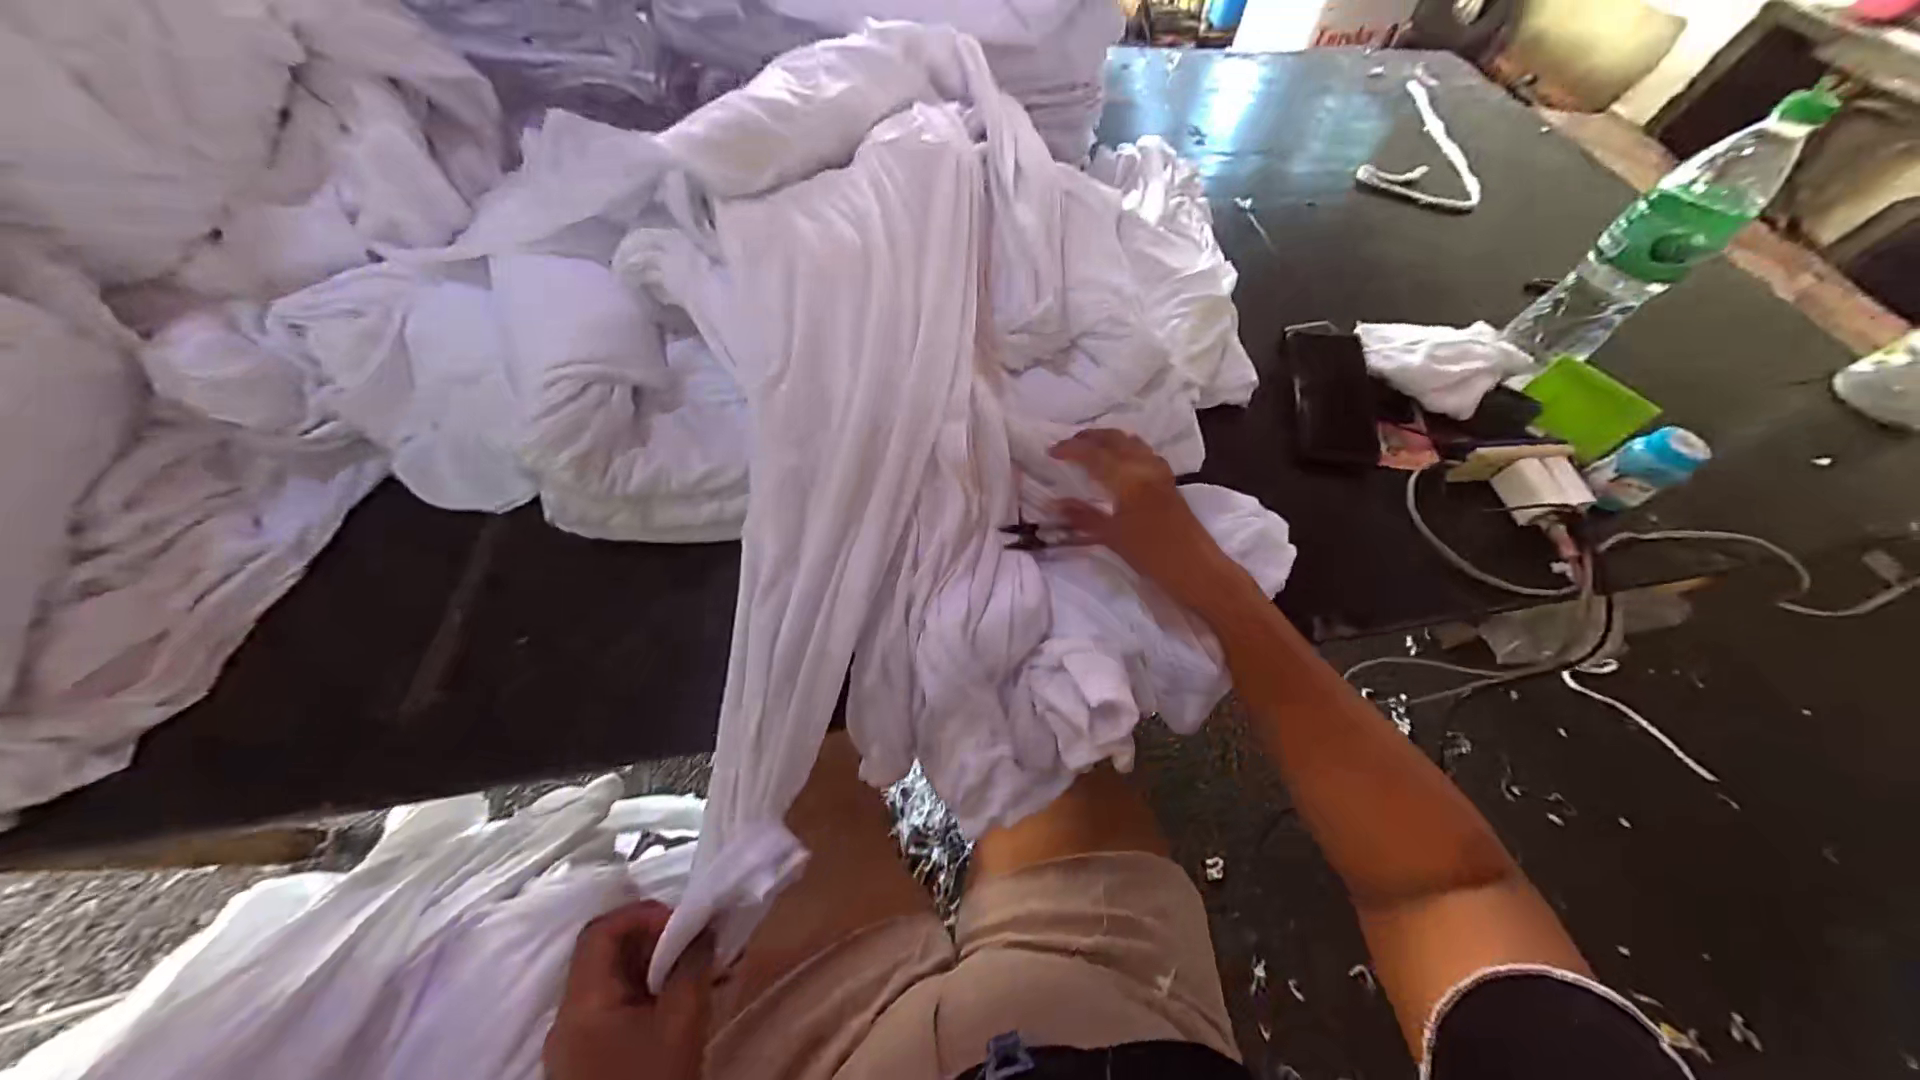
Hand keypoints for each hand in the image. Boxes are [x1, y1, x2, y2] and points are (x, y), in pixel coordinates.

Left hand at [545, 901, 711, 1079]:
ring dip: (662, 966)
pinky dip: (655, 993)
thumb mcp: (682, 1022)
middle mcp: (570, 1018)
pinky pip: (622, 1007)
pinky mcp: (592, 1061)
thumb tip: (704, 925)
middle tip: (700, 943)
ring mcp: (578, 1043)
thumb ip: (693, 965)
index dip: (643, 915)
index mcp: (582, 1004)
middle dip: (658, 938)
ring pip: (618, 980)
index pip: (600, 932)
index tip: (684, 923)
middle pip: (608, 954)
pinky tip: (690, 1000)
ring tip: (706, 970)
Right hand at [1049, 429, 1256, 616]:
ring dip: (1109, 440)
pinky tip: (1118, 463)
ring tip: (1090, 449)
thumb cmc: (1151, 554)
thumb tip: (1055, 503)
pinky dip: (1125, 450)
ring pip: (1131, 443)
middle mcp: (1144, 466)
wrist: (1196, 568)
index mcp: (1128, 477)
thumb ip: (1083, 517)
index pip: (1094, 454)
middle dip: (1089, 437)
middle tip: (1068, 444)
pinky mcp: (1168, 481)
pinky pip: (1143, 453)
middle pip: (1114, 439)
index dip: (1071, 449)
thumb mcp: (1112, 537)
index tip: (1051, 451)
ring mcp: (1159, 472)